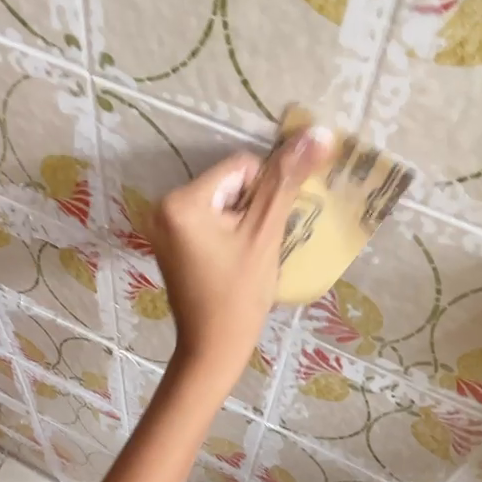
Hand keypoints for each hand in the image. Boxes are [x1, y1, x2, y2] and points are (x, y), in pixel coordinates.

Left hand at [152, 127, 332, 380]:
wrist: (213, 348)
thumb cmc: (239, 295)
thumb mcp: (265, 234)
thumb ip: (287, 181)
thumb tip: (319, 132)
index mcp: (180, 201)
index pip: (242, 168)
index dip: (264, 196)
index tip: (259, 234)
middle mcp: (162, 208)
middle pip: (229, 185)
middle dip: (250, 209)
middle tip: (251, 249)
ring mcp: (162, 228)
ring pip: (222, 204)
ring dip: (242, 223)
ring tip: (242, 258)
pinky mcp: (169, 245)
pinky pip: (208, 222)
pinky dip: (227, 235)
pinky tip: (231, 262)